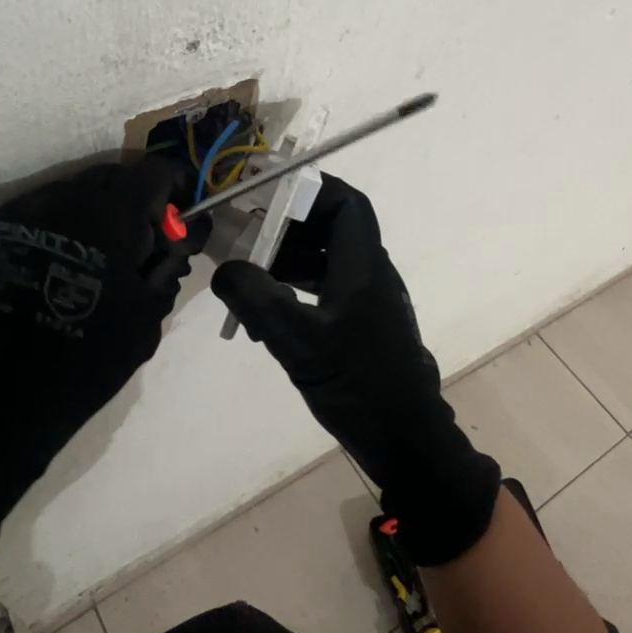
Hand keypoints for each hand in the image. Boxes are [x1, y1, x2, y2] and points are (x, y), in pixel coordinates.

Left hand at [0, 158, 206, 546]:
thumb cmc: (89, 356)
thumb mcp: (148, 314)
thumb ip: (168, 264)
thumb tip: (178, 238)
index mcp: (112, 213)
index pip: (153, 171)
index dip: (172, 187)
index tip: (176, 214)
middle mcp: (65, 195)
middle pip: (110, 177)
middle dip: (131, 202)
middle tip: (136, 242)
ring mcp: (21, 209)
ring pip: (69, 193)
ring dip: (89, 214)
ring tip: (89, 259)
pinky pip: (33, 215)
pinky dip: (52, 229)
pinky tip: (49, 268)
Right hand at [211, 174, 500, 565]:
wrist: (407, 441)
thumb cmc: (357, 383)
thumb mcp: (297, 341)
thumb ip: (256, 299)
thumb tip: (224, 269)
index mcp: (363, 266)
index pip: (347, 204)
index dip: (311, 191)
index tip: (270, 197)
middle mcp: (371, 274)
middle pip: (333, 228)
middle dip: (289, 225)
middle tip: (250, 233)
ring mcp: (370, 301)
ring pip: (329, 258)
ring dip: (291, 256)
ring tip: (251, 270)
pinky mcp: (365, 326)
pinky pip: (329, 286)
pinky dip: (298, 285)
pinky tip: (269, 309)